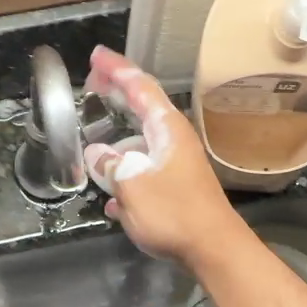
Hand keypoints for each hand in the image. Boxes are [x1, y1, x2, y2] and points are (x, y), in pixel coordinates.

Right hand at [82, 45, 244, 263]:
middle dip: (117, 100)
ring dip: (118, 149)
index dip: (117, 70)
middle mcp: (175, 141)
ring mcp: (178, 167)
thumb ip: (110, 166)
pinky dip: (128, 182)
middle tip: (93, 87)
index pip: (140, 87)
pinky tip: (113, 202)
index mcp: (166, 128)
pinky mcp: (178, 192)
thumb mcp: (131, 186)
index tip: (96, 56)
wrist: (213, 250)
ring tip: (94, 152)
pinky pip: (146, 177)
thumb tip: (96, 154)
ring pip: (142, 148)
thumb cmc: (173, 213)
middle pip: (142, 112)